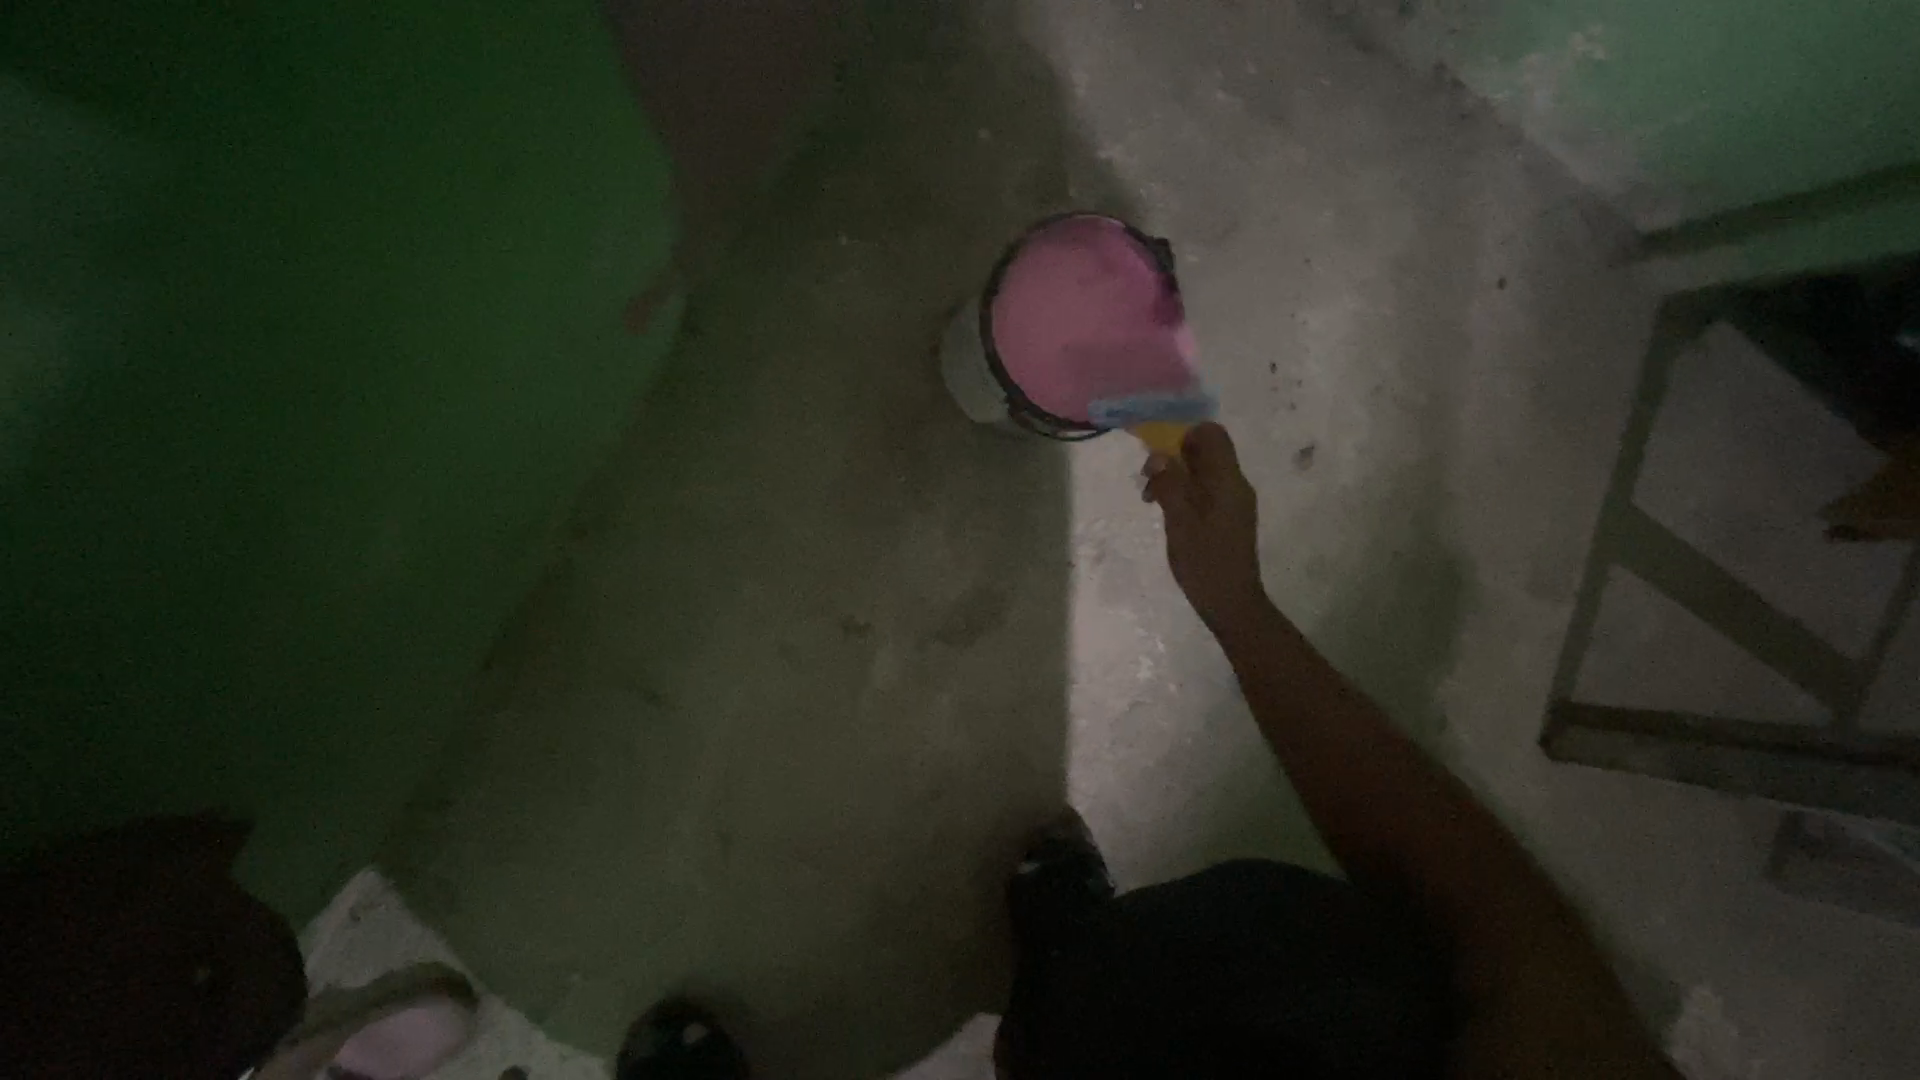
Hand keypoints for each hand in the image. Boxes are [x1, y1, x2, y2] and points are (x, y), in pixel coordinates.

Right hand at [1143, 422, 1265, 631]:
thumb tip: (1158, 456)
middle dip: (1174, 456)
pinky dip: (1185, 492)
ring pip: (1204, 471)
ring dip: (1176, 476)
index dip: (1183, 435)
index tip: (1158, 454)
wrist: (1231, 602)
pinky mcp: (1228, 517)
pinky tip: (1168, 513)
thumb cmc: (1204, 561)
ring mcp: (1234, 501)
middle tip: (1149, 480)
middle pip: (1207, 451)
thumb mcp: (1179, 520)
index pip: (1211, 434)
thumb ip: (1169, 483)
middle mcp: (1235, 484)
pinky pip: (1206, 490)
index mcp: (1227, 480)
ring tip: (1151, 498)